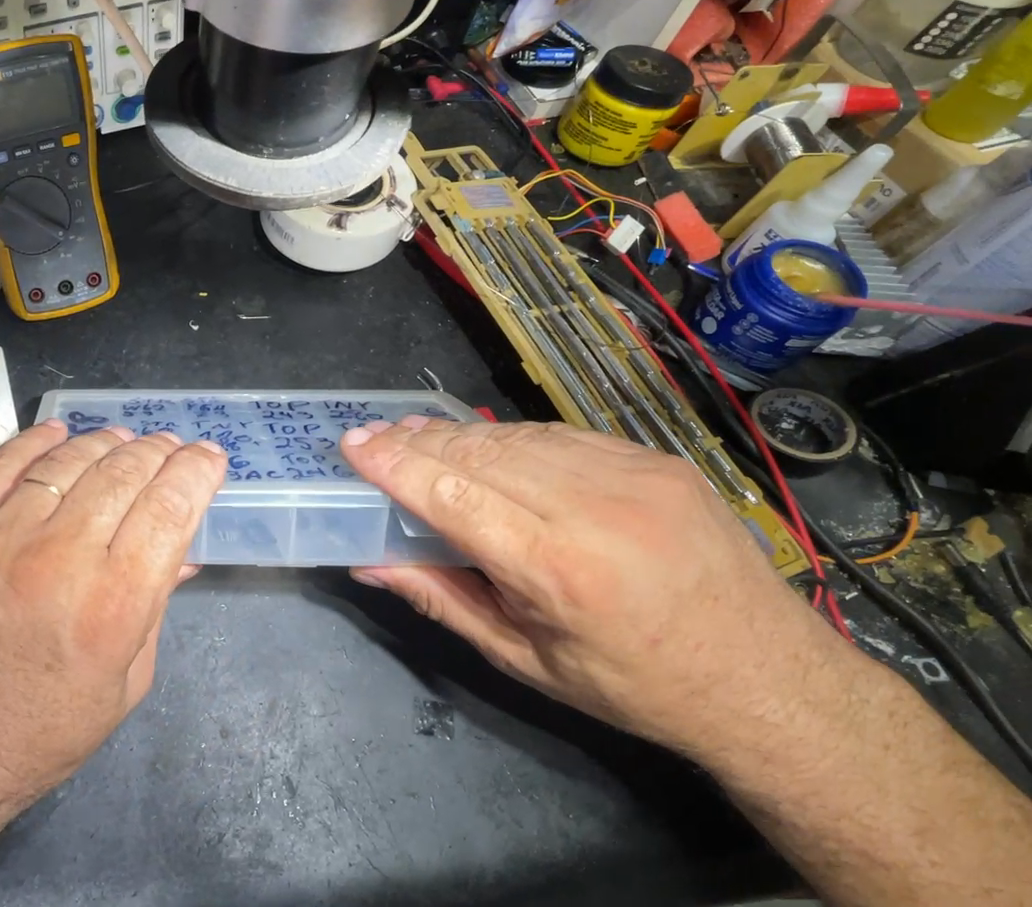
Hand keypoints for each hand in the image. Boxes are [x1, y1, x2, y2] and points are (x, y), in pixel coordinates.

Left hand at [0, 420, 226, 828]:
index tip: (210, 458)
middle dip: (160, 452)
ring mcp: (3, 537)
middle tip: (173, 448)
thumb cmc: (42, 732)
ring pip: (67, 460)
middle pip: (124, 473)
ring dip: (106, 442)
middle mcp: (61, 557)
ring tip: (124, 440)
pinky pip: (2, 465)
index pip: (170, 509)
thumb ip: (154, 608)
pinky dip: (36, 441)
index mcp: (113, 605)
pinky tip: (58, 432)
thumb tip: (181, 552)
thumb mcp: (124, 685)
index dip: (198, 473)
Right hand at [341, 416, 850, 755]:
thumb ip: (442, 599)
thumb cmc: (634, 685)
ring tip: (414, 436)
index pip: (453, 494)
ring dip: (455, 436)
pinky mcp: (656, 462)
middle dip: (415, 443)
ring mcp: (632, 476)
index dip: (395, 464)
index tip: (352, 445)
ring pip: (514, 437)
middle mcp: (594, 509)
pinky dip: (508, 438)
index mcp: (557, 569)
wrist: (770, 681)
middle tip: (371, 437)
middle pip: (477, 455)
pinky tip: (482, 445)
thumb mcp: (525, 659)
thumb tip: (368, 563)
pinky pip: (558, 436)